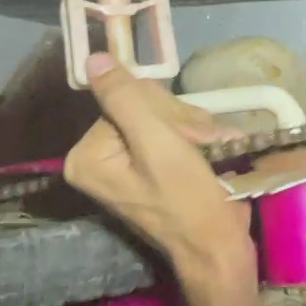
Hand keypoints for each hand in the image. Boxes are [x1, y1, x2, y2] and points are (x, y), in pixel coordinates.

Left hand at [62, 52, 254, 289]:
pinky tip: (215, 150)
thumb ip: (125, 99)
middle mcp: (100, 157)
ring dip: (196, 129)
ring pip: (164, 118)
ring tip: (214, 150)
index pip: (125, 101)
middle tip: (205, 145)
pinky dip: (198, 139)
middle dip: (182, 123)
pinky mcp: (151, 169)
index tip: (188, 137)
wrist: (218, 246)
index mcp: (87, 155)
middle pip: (144, 108)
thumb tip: (94, 59)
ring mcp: (127, 164)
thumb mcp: (157, 145)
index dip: (164, 112)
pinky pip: (173, 133)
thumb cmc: (188, 199)